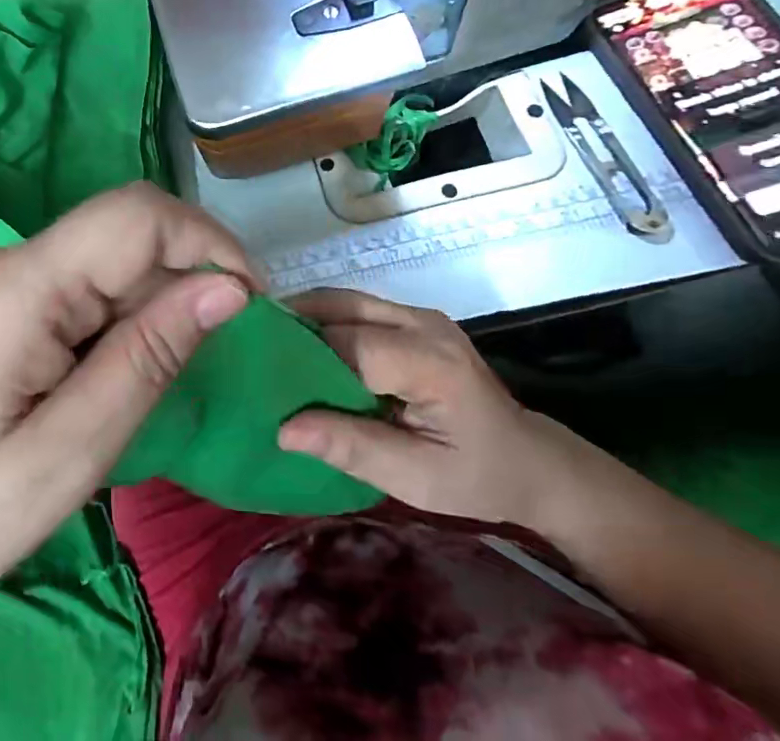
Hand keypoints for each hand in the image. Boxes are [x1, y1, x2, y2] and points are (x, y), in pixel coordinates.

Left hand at [0, 184, 256, 682]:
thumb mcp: (75, 448)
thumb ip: (150, 355)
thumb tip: (228, 287)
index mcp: (14, 288)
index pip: (135, 216)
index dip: (207, 244)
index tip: (250, 306)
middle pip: (121, 236)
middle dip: (180, 284)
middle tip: (196, 367)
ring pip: (104, 264)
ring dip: (147, 310)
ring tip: (142, 388)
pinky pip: (75, 289)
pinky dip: (114, 323)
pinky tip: (105, 380)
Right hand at [276, 288, 573, 528]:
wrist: (530, 461)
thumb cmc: (477, 476)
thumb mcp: (415, 477)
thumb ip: (351, 448)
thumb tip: (283, 429)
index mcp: (430, 363)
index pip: (350, 345)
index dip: (302, 359)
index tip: (259, 381)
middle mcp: (423, 324)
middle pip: (341, 307)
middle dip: (293, 327)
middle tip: (249, 354)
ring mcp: (419, 317)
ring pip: (344, 301)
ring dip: (304, 321)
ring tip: (267, 352)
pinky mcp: (412, 321)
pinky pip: (355, 310)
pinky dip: (323, 325)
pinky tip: (301, 352)